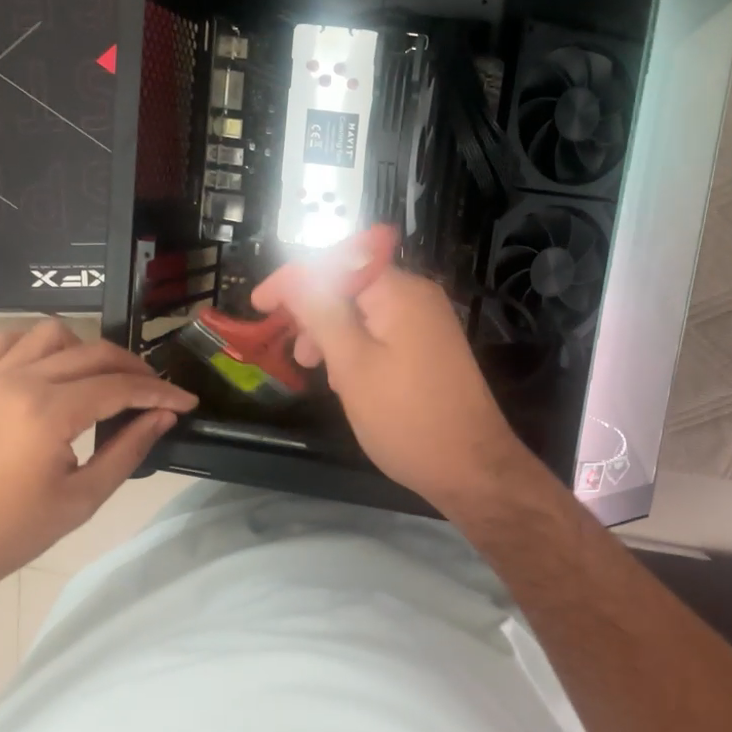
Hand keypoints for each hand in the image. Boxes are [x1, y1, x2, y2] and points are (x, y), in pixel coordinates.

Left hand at [0, 320, 196, 617]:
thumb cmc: (7, 535)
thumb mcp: (80, 500)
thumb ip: (128, 450)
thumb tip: (163, 417)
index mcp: (49, 412)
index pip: (120, 386)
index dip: (161, 393)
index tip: (187, 403)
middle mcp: (20, 381)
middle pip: (94, 353)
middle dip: (134, 370)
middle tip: (156, 396)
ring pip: (52, 334)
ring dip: (87, 349)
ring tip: (101, 380)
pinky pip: (8, 342)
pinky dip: (38, 346)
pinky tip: (50, 370)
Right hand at [251, 236, 544, 510]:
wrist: (472, 469)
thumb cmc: (407, 419)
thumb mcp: (353, 366)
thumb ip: (322, 313)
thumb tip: (297, 274)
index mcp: (401, 291)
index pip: (336, 262)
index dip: (294, 279)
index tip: (259, 305)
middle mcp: (418, 296)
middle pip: (351, 285)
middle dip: (316, 313)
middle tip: (296, 353)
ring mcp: (428, 323)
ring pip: (365, 312)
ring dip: (334, 335)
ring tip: (320, 373)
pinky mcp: (431, 348)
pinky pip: (384, 332)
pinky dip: (358, 349)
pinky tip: (348, 381)